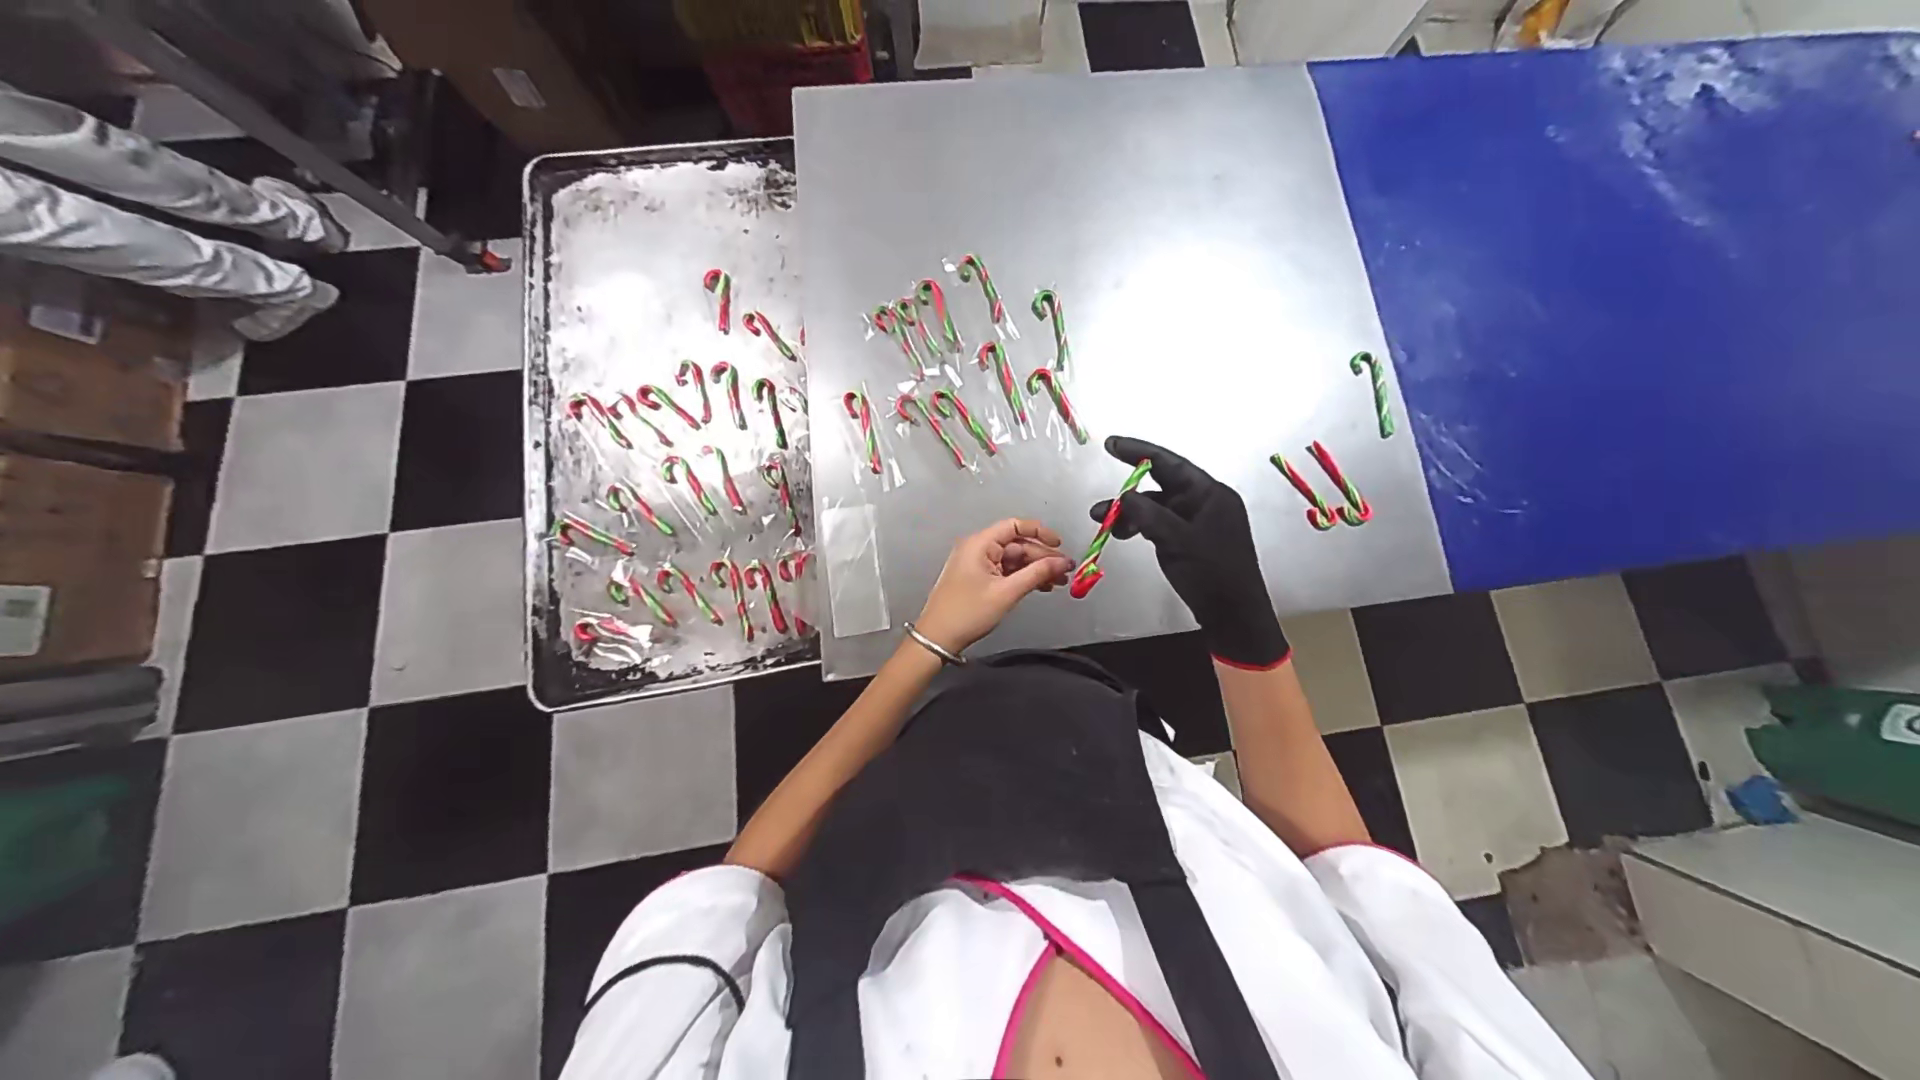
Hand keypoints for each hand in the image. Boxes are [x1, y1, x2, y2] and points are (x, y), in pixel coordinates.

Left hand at [914, 518, 1071, 653]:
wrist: (938, 638)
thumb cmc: (967, 613)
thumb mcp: (1006, 592)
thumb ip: (1037, 574)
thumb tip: (1062, 563)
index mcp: (979, 544)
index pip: (1014, 526)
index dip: (1039, 532)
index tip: (1059, 545)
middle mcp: (977, 548)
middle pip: (1017, 544)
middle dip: (1042, 556)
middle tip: (1066, 571)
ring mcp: (978, 564)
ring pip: (1014, 559)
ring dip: (1036, 569)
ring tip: (1059, 582)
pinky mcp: (979, 578)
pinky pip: (1007, 571)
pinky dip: (1024, 577)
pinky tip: (1042, 586)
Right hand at [1089, 436, 1288, 668]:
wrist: (1234, 615)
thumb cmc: (1213, 574)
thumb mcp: (1177, 540)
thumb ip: (1148, 514)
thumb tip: (1124, 497)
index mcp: (1211, 494)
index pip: (1170, 464)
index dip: (1140, 452)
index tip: (1111, 444)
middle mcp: (1204, 503)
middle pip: (1160, 487)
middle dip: (1128, 494)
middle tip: (1101, 503)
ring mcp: (1196, 523)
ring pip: (1156, 509)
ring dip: (1130, 515)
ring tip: (1104, 524)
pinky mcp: (1189, 541)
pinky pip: (1159, 525)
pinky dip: (1140, 527)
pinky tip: (1124, 534)